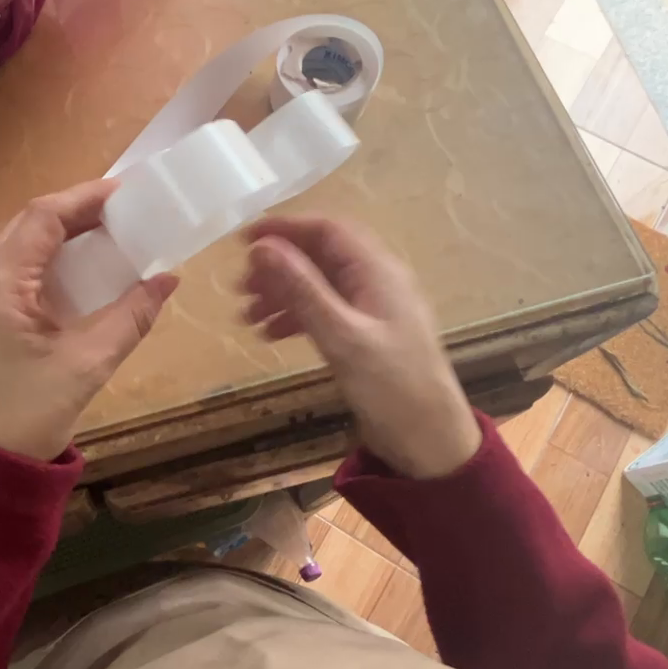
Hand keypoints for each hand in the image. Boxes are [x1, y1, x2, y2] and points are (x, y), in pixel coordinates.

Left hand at [0, 178, 179, 460]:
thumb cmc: (33, 412)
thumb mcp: (89, 363)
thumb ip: (131, 316)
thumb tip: (169, 278)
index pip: (41, 218)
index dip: (84, 199)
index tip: (126, 193)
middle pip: (28, 223)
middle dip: (76, 210)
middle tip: (124, 210)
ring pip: (20, 241)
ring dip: (62, 230)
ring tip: (109, 229)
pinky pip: (16, 264)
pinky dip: (49, 255)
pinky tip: (82, 262)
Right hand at [239, 216, 480, 478]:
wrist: (428, 438)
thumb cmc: (390, 385)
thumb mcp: (341, 336)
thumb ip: (302, 290)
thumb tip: (263, 249)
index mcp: (378, 271)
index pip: (326, 230)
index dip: (284, 229)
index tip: (243, 242)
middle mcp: (376, 280)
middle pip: (319, 256)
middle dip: (277, 267)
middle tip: (239, 288)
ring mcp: (371, 307)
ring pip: (318, 285)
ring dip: (281, 294)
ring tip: (247, 316)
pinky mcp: (365, 334)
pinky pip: (324, 311)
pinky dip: (296, 317)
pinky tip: (270, 335)